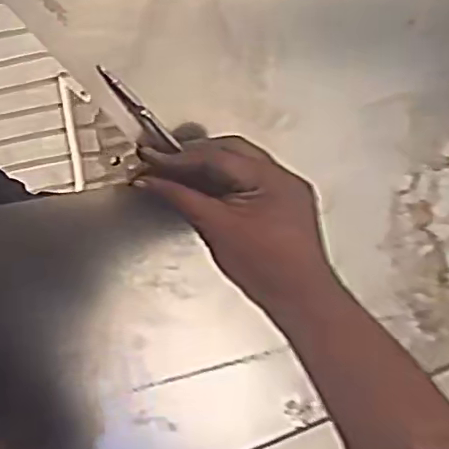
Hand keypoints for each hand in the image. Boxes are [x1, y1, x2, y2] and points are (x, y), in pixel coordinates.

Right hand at [134, 137, 344, 307]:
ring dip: (201, 165)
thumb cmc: (267, 265)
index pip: (216, 156)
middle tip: (158, 160)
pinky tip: (192, 186)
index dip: (178, 157)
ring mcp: (280, 192)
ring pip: (234, 163)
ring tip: (170, 172)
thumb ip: (180, 197)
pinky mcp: (273, 205)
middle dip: (190, 153)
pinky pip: (239, 180)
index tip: (150, 158)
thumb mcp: (214, 225)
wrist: (298, 297)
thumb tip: (151, 181)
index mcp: (273, 179)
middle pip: (228, 151)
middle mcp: (281, 179)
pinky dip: (213, 179)